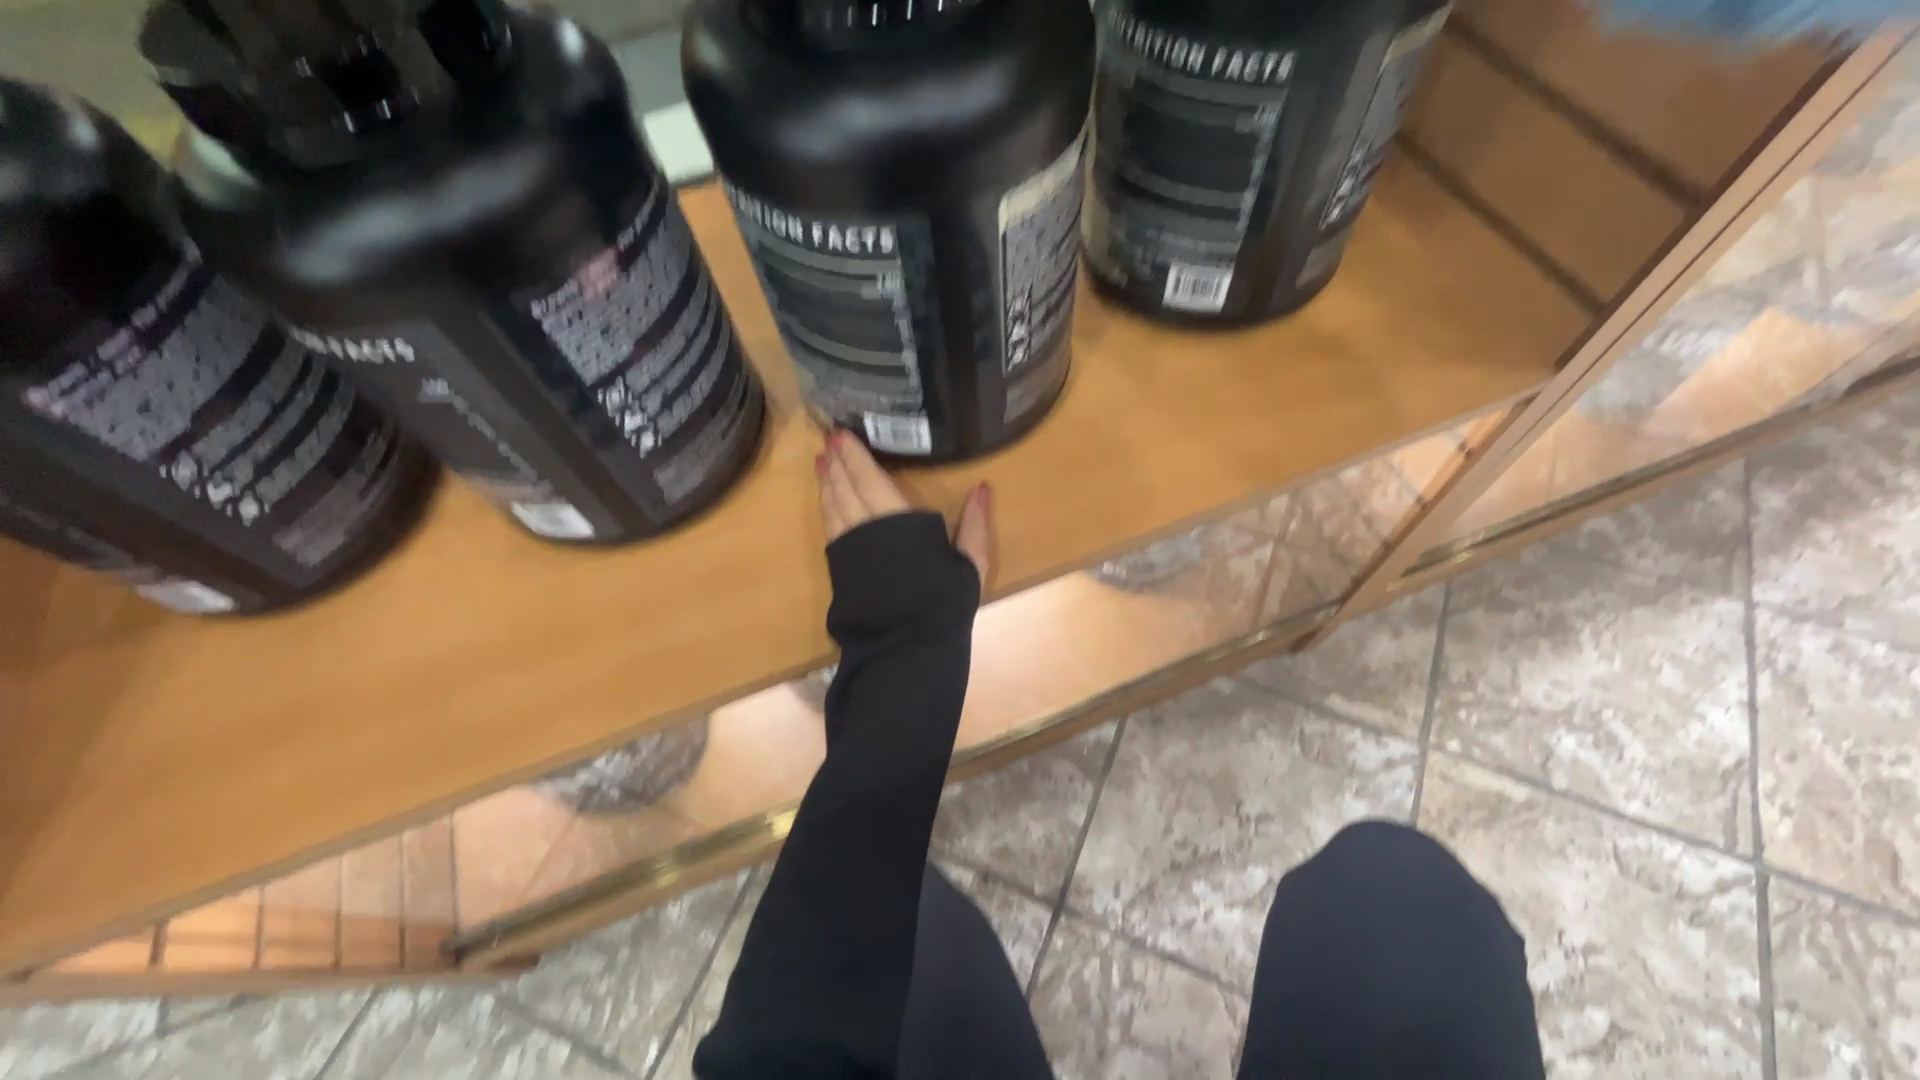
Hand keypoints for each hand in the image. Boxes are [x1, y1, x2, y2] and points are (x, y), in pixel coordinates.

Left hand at [816, 430, 992, 588]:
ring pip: (832, 506)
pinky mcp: (839, 568)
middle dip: (836, 464)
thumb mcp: (968, 563)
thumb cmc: (942, 601)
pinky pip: (829, 527)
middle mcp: (865, 526)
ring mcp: (847, 548)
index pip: (869, 477)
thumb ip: (974, 524)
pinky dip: (827, 508)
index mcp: (896, 519)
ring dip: (827, 484)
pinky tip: (828, 503)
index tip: (842, 435)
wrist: (905, 643)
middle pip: (845, 487)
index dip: (854, 455)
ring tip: (822, 465)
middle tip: (827, 443)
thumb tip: (984, 488)